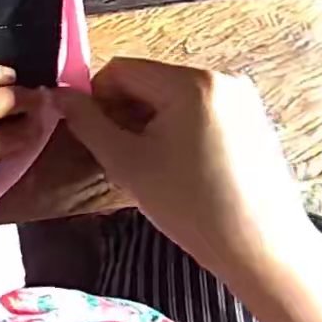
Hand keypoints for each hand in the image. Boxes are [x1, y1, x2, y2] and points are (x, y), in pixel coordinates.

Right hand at [52, 59, 308, 274]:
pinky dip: (177, 128)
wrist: (263, 251)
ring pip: (171, 96)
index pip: (120, 70)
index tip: (94, 134)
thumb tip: (58, 95)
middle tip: (119, 153)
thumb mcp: (125, 161)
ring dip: (148, 121)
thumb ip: (85, 121)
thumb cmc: (191, 204)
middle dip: (124, 111)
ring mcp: (242, 99)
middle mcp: (221, 79)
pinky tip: (179, 165)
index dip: (95, 98)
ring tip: (150, 164)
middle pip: (147, 81)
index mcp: (190, 82)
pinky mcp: (253, 119)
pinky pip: (198, 109)